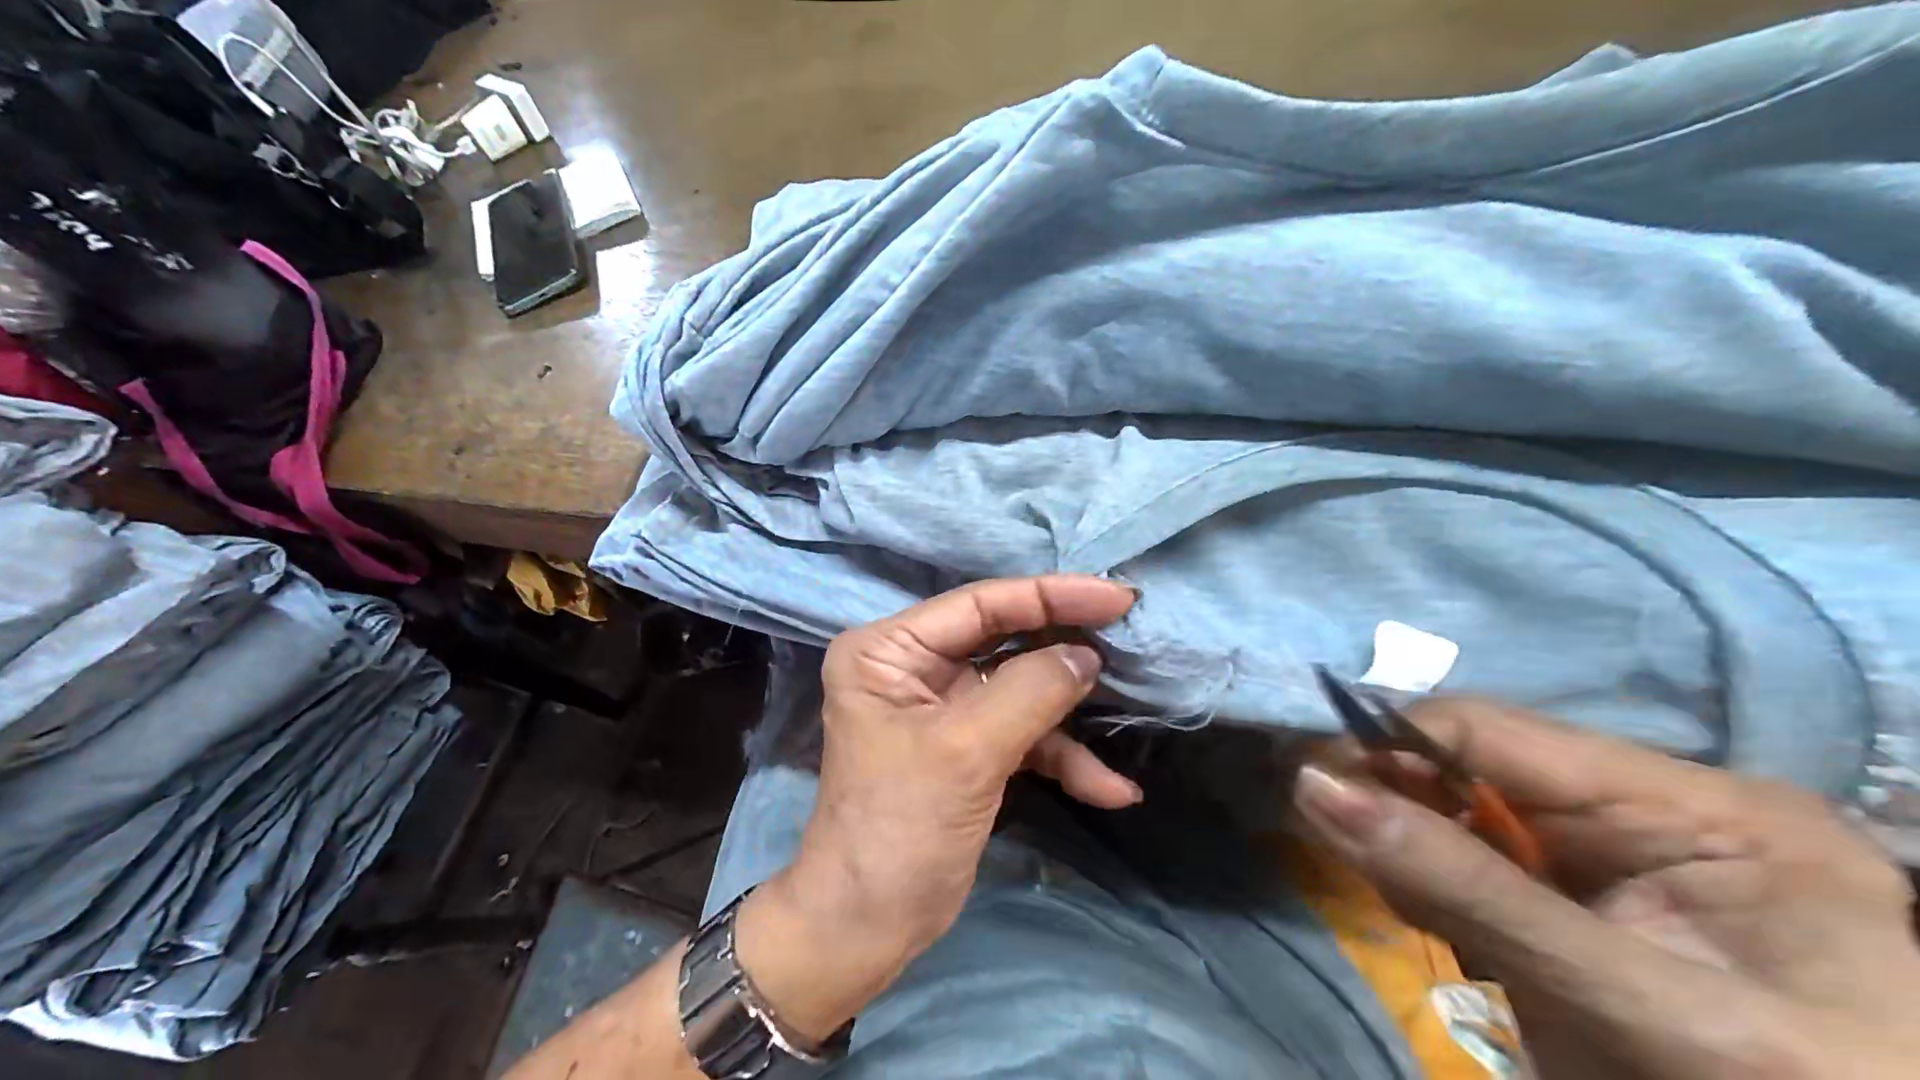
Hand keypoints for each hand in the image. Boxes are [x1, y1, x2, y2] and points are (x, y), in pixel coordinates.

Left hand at [736, 575, 1139, 1042]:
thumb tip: (1087, 655)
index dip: (1051, 596)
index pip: (980, 604)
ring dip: (1071, 710)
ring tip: (1130, 708)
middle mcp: (913, 667)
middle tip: (1129, 636)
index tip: (1117, 597)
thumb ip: (1030, 692)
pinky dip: (1063, 759)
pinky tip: (1112, 789)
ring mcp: (942, 708)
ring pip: (1020, 688)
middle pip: (1004, 639)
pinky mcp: (967, 748)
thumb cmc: (899, 828)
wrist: (865, 928)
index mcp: (890, 649)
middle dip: (1065, 646)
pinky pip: (1022, 735)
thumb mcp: (966, 752)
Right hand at [1293, 699, 1919, 1078]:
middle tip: (1311, 820)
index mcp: (1697, 806)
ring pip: (1452, 813)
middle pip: (1468, 767)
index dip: (1389, 741)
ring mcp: (1600, 863)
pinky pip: (1461, 864)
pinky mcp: (1563, 909)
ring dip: (1395, 838)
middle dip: (1387, 791)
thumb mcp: (1636, 1007)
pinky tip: (1413, 907)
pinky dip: (1416, 879)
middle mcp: (1641, 814)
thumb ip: (1469, 890)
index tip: (1301, 773)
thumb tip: (1310, 784)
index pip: (1496, 731)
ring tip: (1374, 880)